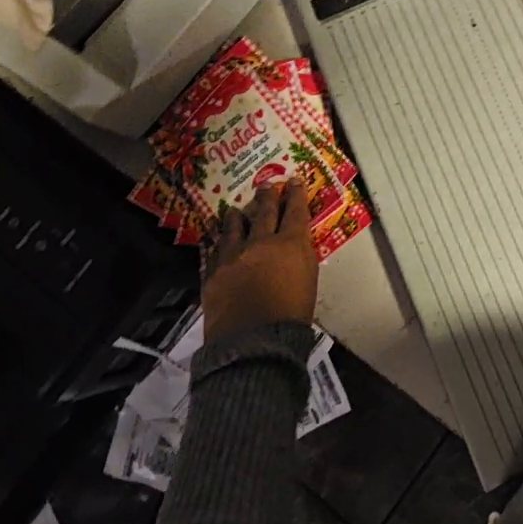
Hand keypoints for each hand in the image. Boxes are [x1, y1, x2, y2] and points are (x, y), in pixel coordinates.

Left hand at [200, 182, 317, 344]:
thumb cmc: (292, 315)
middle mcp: (261, 242)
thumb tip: (293, 246)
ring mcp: (233, 256)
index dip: (296, 194)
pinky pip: (215, 251)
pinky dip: (218, 243)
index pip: (296, 211)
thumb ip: (301, 258)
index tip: (294, 182)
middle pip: (264, 213)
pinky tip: (216, 241)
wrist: (255, 341)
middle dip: (267, 197)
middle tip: (267, 186)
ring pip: (234, 228)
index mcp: (291, 244)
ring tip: (235, 210)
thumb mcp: (309, 281)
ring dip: (237, 217)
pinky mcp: (213, 272)